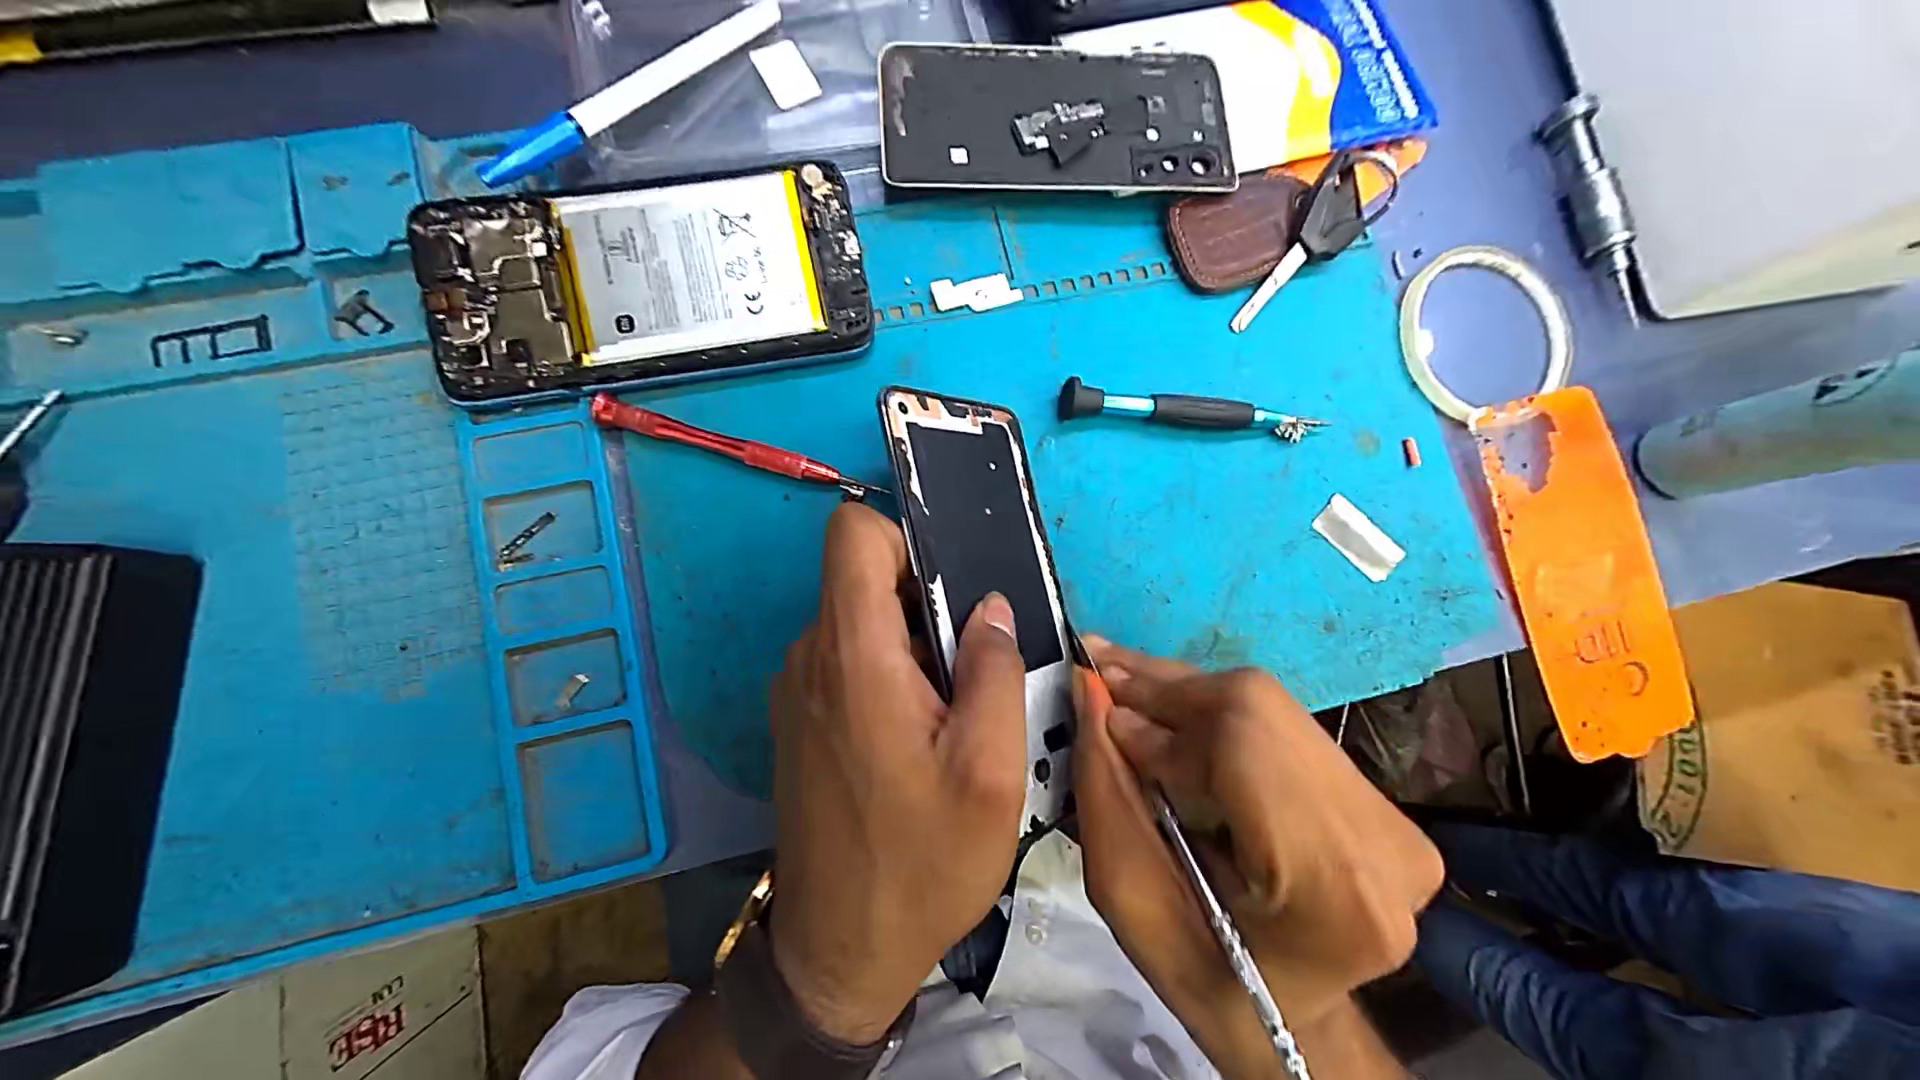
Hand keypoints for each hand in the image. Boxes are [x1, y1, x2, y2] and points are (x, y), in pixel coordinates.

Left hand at [766, 502, 1028, 1044]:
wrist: (840, 950)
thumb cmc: (922, 862)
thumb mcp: (991, 771)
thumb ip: (996, 671)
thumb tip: (989, 606)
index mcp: (853, 655)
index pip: (853, 533)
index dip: (906, 538)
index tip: (952, 589)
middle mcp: (810, 656)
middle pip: (864, 576)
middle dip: (926, 600)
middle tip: (972, 667)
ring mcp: (796, 687)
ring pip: (861, 618)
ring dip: (912, 642)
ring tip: (952, 709)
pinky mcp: (798, 715)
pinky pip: (848, 658)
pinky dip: (889, 670)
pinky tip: (918, 732)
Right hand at [1072, 640, 1442, 1078]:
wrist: (1287, 1022)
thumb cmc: (1200, 980)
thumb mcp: (1127, 895)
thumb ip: (1105, 788)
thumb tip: (1089, 690)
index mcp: (1332, 886)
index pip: (1241, 737)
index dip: (1160, 708)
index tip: (1096, 703)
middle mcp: (1383, 838)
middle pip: (1254, 706)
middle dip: (1164, 689)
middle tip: (1100, 677)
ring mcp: (1390, 812)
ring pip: (1264, 703)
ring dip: (1183, 695)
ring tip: (1125, 695)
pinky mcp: (1375, 795)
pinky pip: (1278, 720)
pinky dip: (1213, 712)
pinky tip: (1169, 717)